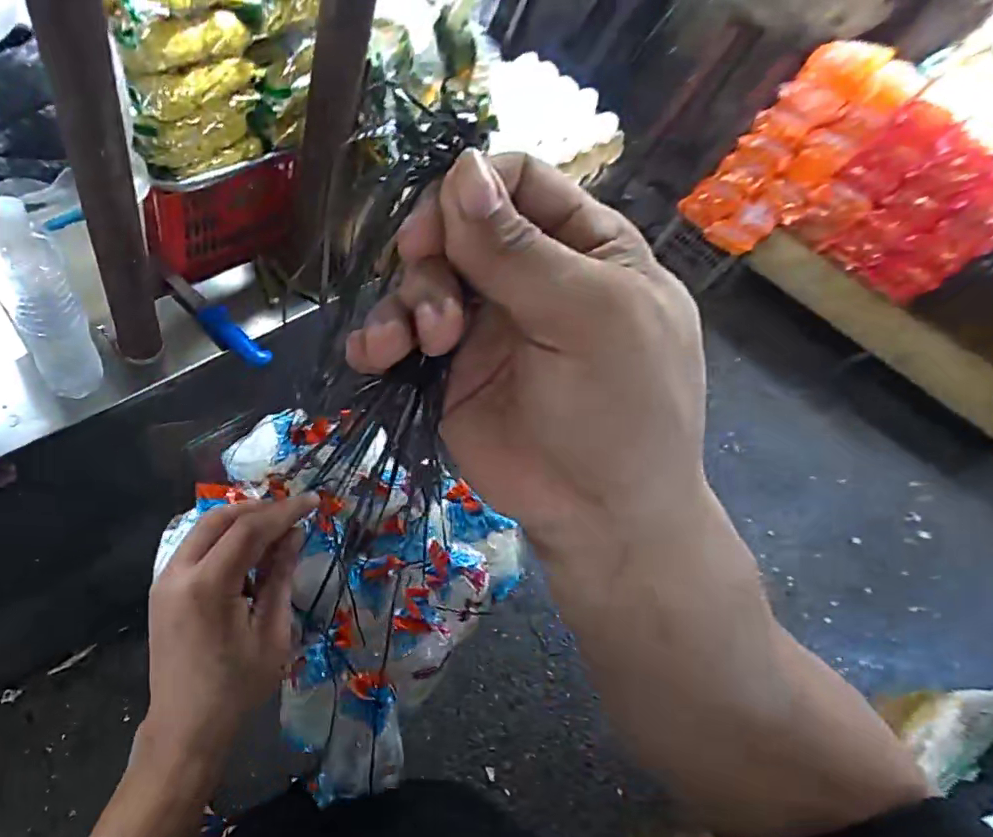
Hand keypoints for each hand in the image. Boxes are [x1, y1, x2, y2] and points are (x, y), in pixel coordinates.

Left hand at [138, 494, 316, 793]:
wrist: (185, 725)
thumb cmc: (236, 688)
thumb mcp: (272, 634)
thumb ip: (280, 579)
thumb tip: (292, 537)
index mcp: (207, 585)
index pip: (248, 530)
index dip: (283, 512)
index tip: (312, 501)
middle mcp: (178, 573)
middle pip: (219, 519)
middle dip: (259, 510)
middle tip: (293, 513)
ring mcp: (163, 581)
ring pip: (202, 531)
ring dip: (238, 524)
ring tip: (275, 533)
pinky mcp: (161, 591)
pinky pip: (194, 551)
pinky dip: (221, 543)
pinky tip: (247, 557)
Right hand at [345, 150, 706, 558]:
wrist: (597, 512)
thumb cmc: (620, 408)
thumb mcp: (587, 317)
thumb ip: (519, 251)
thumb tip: (461, 167)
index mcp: (581, 248)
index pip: (517, 184)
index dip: (471, 192)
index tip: (438, 228)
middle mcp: (526, 280)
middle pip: (455, 231)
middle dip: (431, 259)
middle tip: (435, 308)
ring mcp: (482, 329)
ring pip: (421, 283)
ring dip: (404, 303)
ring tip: (410, 346)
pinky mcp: (446, 376)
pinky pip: (402, 340)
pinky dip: (380, 339)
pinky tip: (371, 355)